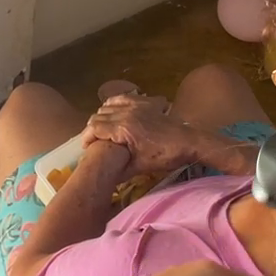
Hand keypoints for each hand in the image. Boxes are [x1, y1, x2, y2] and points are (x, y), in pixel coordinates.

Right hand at [82, 94, 211, 175]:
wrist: (189, 142)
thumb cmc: (165, 156)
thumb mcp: (139, 167)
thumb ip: (117, 170)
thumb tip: (102, 177)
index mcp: (122, 128)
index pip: (93, 128)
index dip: (86, 138)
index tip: (86, 148)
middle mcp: (125, 112)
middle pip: (97, 116)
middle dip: (92, 129)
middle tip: (95, 143)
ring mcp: (135, 105)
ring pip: (107, 106)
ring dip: (102, 117)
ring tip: (105, 130)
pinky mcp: (144, 102)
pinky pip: (121, 98)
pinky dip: (114, 104)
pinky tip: (116, 113)